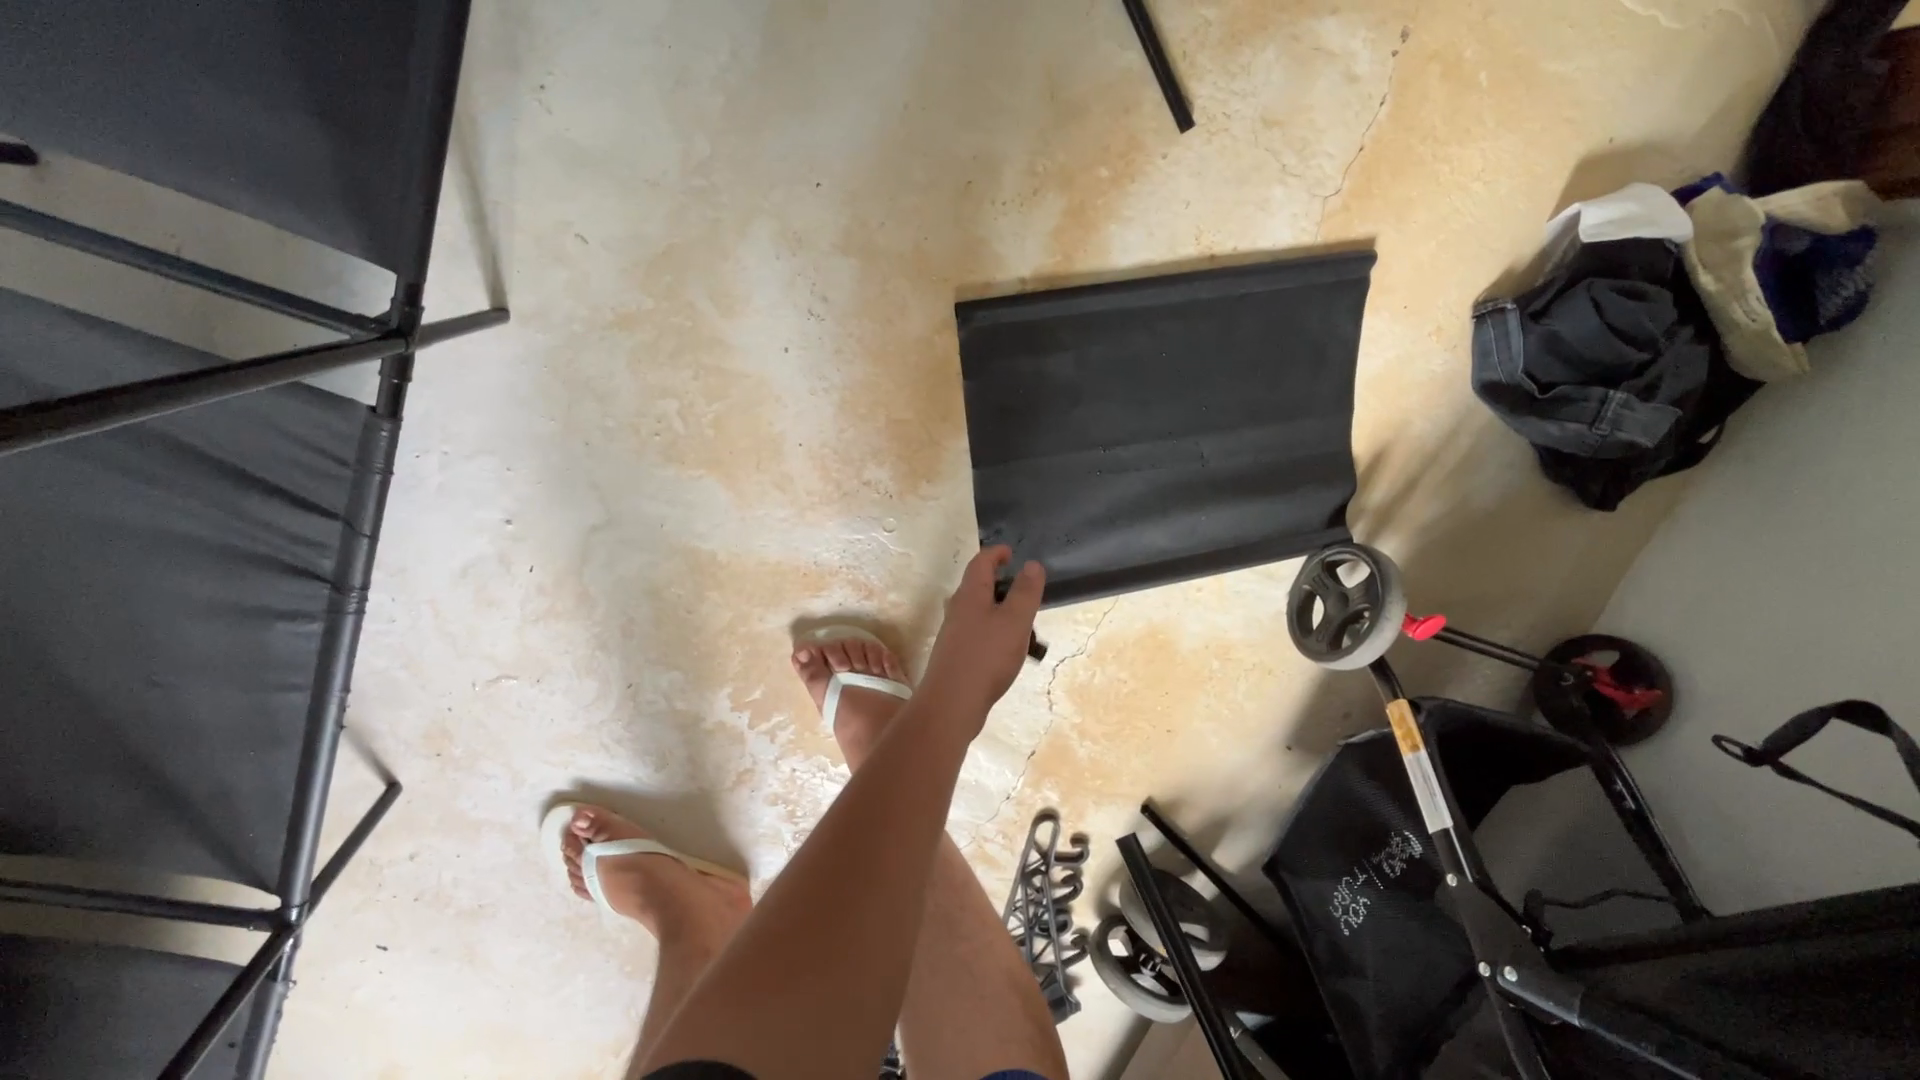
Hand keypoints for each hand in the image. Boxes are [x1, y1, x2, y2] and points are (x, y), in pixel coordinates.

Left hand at [920, 546, 1044, 732]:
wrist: (951, 703)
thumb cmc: (986, 657)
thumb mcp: (1015, 621)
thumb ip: (1025, 592)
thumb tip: (1031, 564)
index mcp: (970, 595)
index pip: (981, 562)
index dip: (996, 553)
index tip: (1011, 553)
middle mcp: (957, 610)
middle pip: (977, 587)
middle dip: (1001, 584)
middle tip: (1025, 592)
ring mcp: (953, 634)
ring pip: (978, 613)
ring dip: (999, 612)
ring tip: (1023, 626)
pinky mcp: (955, 656)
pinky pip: (977, 634)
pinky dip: (994, 633)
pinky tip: (1006, 653)